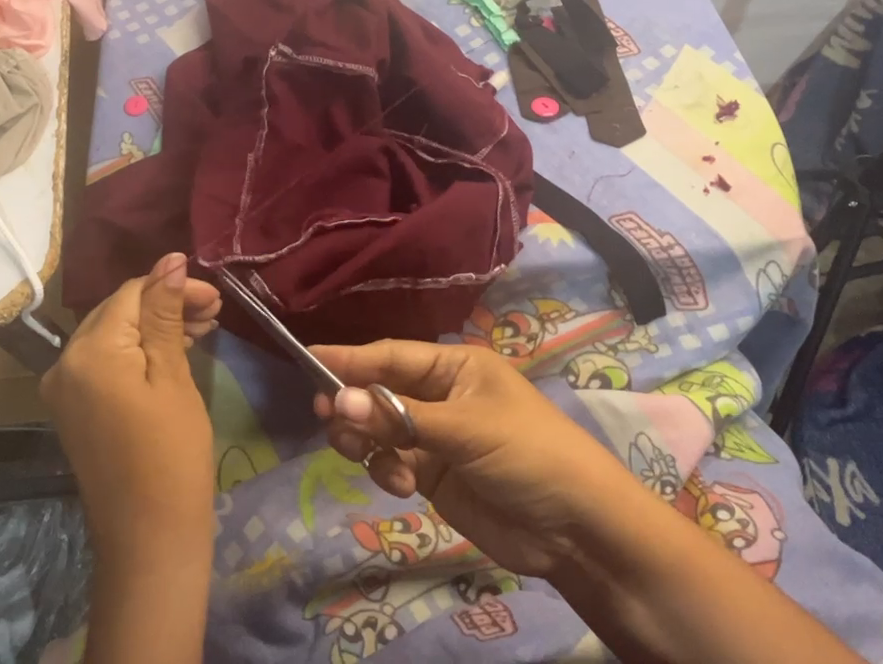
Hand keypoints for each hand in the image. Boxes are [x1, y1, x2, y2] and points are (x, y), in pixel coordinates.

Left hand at [41, 252, 221, 561]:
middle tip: (214, 313)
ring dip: (153, 328)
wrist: (148, 537)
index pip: (131, 293)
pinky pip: (104, 363)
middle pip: (118, 312)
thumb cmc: (172, 454)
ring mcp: (63, 388)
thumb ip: (165, 314)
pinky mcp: (73, 409)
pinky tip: (172, 353)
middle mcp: (64, 362)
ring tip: (201, 330)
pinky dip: (137, 354)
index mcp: (88, 350)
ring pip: (112, 336)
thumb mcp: (173, 377)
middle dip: (165, 305)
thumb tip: (171, 260)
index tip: (217, 299)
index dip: (174, 287)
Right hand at [312, 340, 622, 578]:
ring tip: (364, 454)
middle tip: (328, 418)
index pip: (390, 355)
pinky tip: (402, 485)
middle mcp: (439, 396)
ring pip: (378, 429)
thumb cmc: (528, 455)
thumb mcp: (467, 428)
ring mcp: (433, 436)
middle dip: (353, 404)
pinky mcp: (431, 475)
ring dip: (366, 440)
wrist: (576, 528)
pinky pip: (390, 462)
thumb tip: (337, 400)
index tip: (306, 358)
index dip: (349, 358)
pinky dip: (386, 470)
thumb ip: (400, 417)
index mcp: (454, 367)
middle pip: (377, 391)